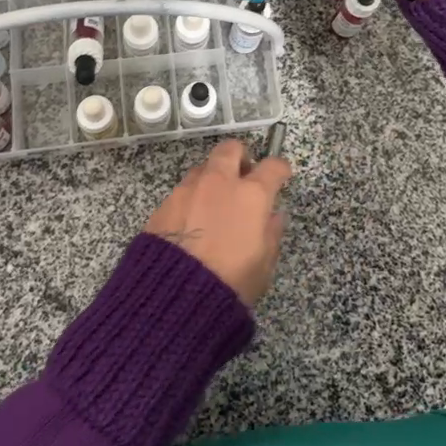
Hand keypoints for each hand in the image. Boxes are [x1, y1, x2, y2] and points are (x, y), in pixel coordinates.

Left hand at [143, 139, 291, 306]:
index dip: (280, 169)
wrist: (173, 295)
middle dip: (241, 157)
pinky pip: (183, 190)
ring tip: (214, 204)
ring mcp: (188, 189)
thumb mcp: (264, 265)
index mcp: (251, 195)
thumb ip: (271, 233)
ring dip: (213, 178)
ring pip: (204, 168)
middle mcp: (219, 183)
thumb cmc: (230, 281)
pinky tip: (192, 223)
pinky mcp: (164, 203)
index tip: (281, 176)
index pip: (272, 166)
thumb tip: (273, 216)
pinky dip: (192, 199)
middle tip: (244, 177)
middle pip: (231, 149)